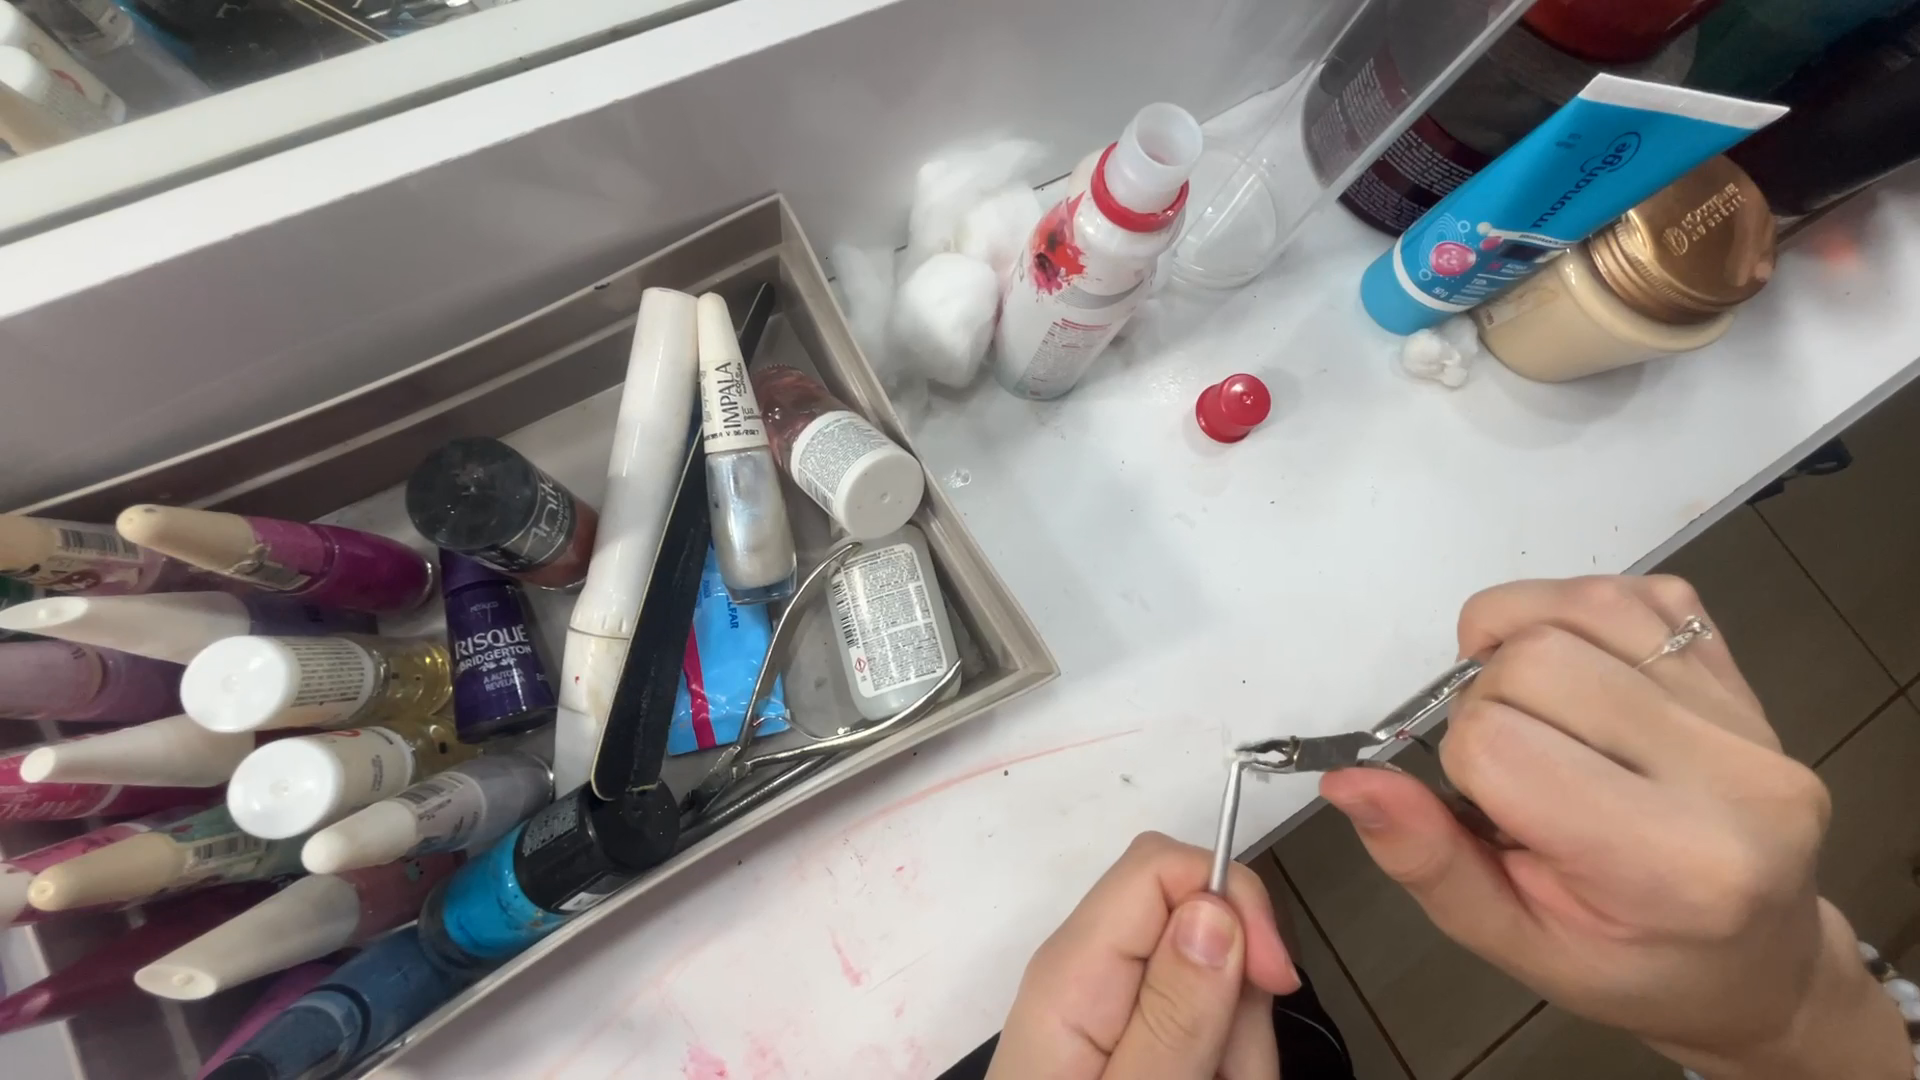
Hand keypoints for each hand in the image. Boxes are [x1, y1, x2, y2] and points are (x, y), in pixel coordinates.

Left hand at [989, 832, 1300, 1079]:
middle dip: (1239, 1001)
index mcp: (1076, 966)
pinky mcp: (1140, 1039)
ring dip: (1236, 1054)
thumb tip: (1214, 908)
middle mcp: (1092, 968)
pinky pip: (1211, 1033)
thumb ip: (1171, 1010)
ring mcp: (1117, 1005)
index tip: (1277, 977)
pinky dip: (1226, 1069)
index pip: (1158, 864)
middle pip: (1199, 924)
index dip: (1230, 894)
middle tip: (1223, 1077)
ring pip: (1218, 987)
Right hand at [1320, 576, 1908, 1078]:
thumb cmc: (1622, 958)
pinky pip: (1622, 591)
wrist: (1755, 952)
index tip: (1485, 803)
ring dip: (1513, 642)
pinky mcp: (1734, 666)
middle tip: (1508, 760)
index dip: (1458, 760)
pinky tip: (1567, 671)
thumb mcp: (1507, 937)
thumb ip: (1425, 859)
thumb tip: (1347, 779)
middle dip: (1483, 699)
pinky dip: (1561, 614)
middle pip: (1534, 661)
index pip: (1496, 741)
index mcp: (1669, 861)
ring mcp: (1740, 711)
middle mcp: (1730, 774)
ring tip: (1525, 705)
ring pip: (1573, 606)